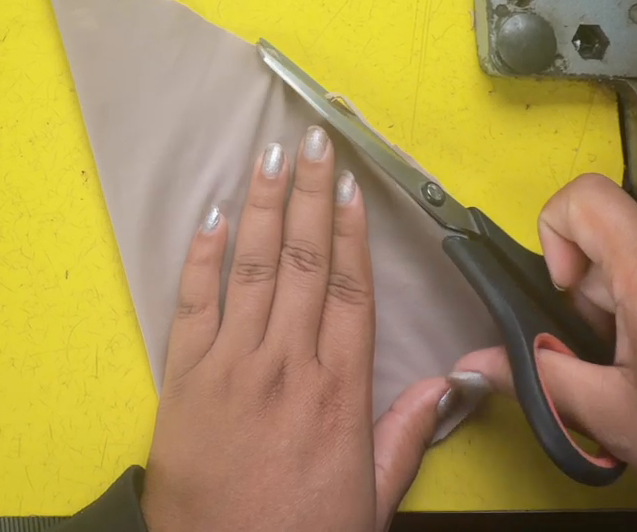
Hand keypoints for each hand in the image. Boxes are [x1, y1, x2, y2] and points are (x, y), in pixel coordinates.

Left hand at [140, 127, 465, 531]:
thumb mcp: (372, 500)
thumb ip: (407, 433)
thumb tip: (452, 380)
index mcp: (338, 392)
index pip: (349, 289)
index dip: (350, 232)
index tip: (350, 186)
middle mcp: (287, 364)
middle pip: (303, 261)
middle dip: (309, 194)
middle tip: (313, 140)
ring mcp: (232, 364)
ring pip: (253, 267)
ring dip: (262, 206)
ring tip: (271, 155)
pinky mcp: (185, 375)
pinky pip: (194, 303)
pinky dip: (203, 256)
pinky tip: (214, 215)